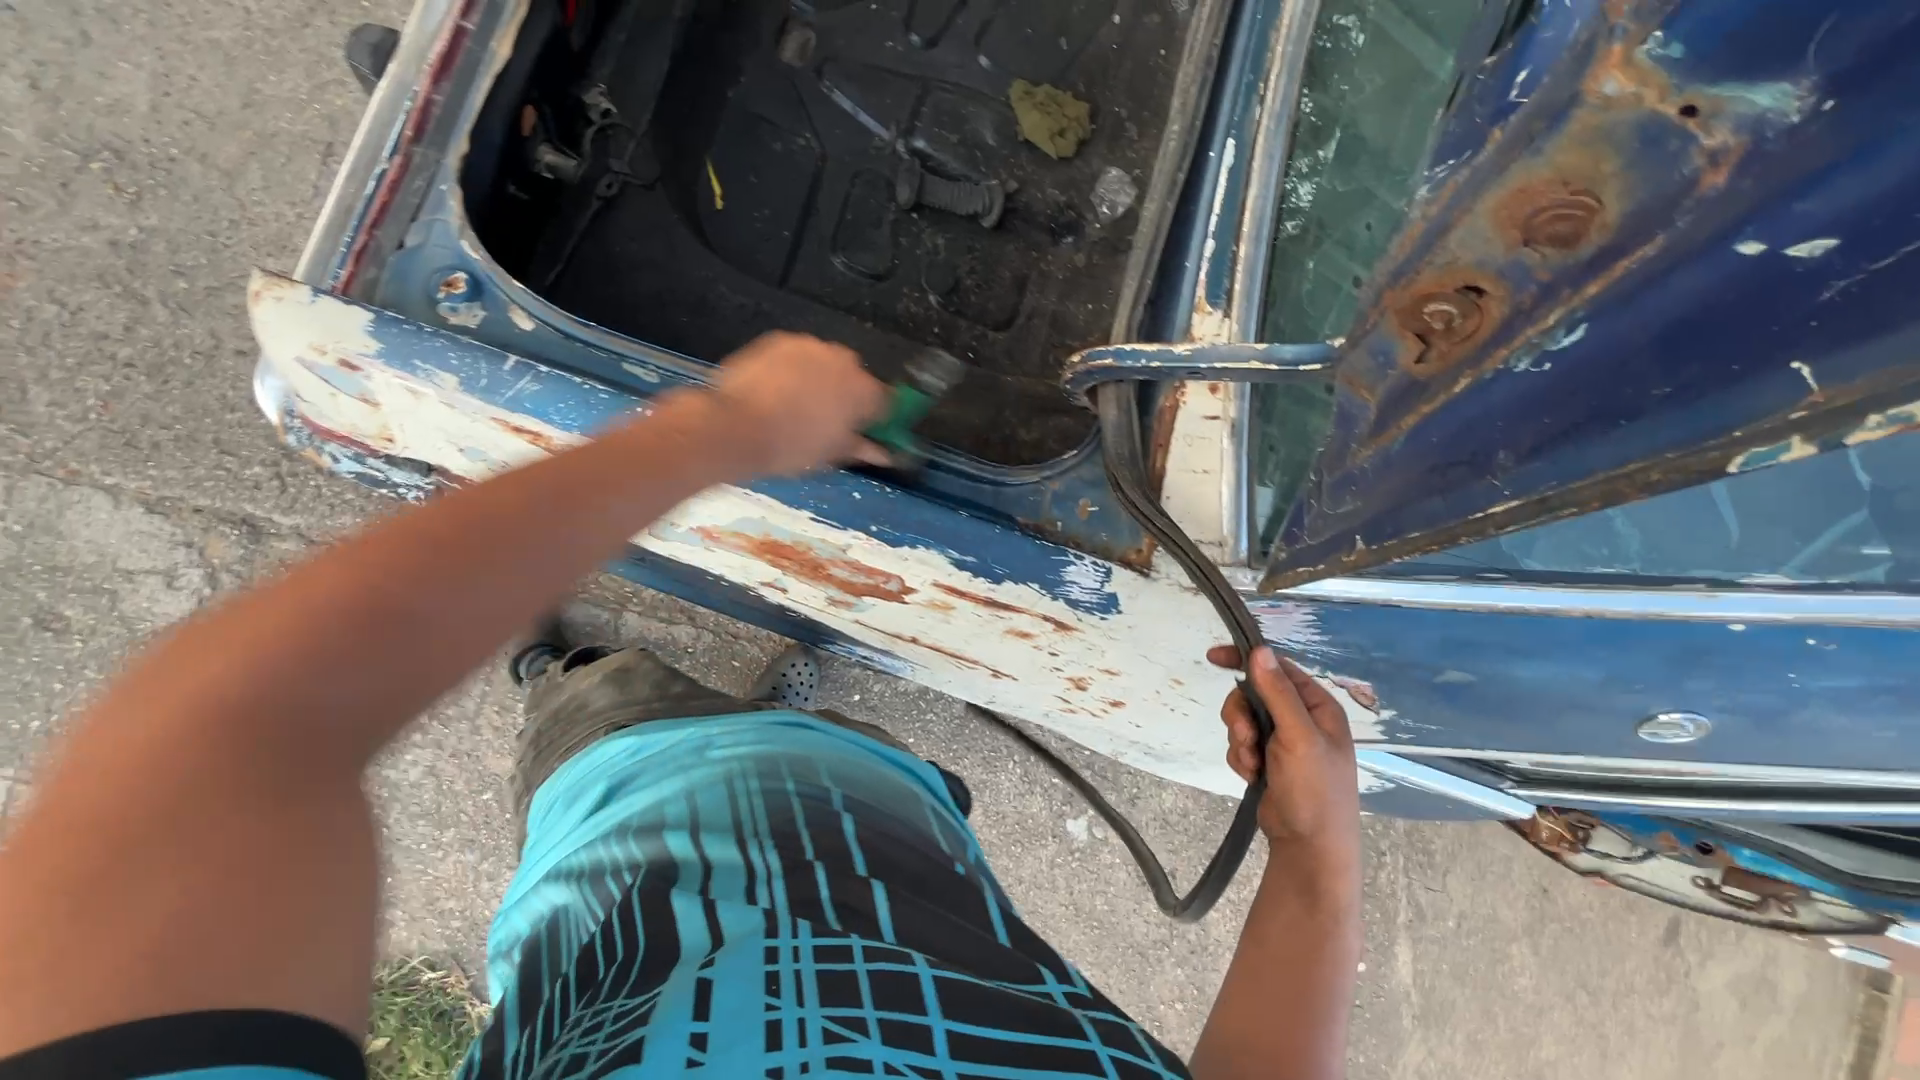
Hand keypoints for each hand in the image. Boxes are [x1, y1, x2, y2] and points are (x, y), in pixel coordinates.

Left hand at [706, 332, 890, 475]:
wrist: (735, 426)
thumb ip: (862, 448)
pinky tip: (777, 392)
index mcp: (864, 390)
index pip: (886, 401)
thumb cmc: (789, 446)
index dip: (877, 418)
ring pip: (825, 363)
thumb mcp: (831, 454)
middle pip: (856, 377)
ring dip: (820, 380)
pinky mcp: (780, 340)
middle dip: (847, 395)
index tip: (865, 430)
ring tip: (797, 406)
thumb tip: (883, 453)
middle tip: (827, 421)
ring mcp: (810, 345)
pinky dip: (793, 370)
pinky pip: (797, 356)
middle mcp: (843, 360)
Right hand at [1208, 645, 1360, 871]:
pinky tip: (1251, 775)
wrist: (1309, 845)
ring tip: (1251, 763)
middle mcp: (1301, 719)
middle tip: (1244, 736)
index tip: (1213, 658)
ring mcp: (1283, 741)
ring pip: (1243, 720)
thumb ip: (1277, 693)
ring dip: (1239, 740)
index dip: (1246, 660)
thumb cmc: (1315, 789)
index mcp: (1317, 706)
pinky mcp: (1267, 760)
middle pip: (1254, 694)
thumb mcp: (1298, 737)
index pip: (1278, 668)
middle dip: (1241, 715)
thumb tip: (1259, 650)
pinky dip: (1240, 758)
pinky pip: (1240, 744)